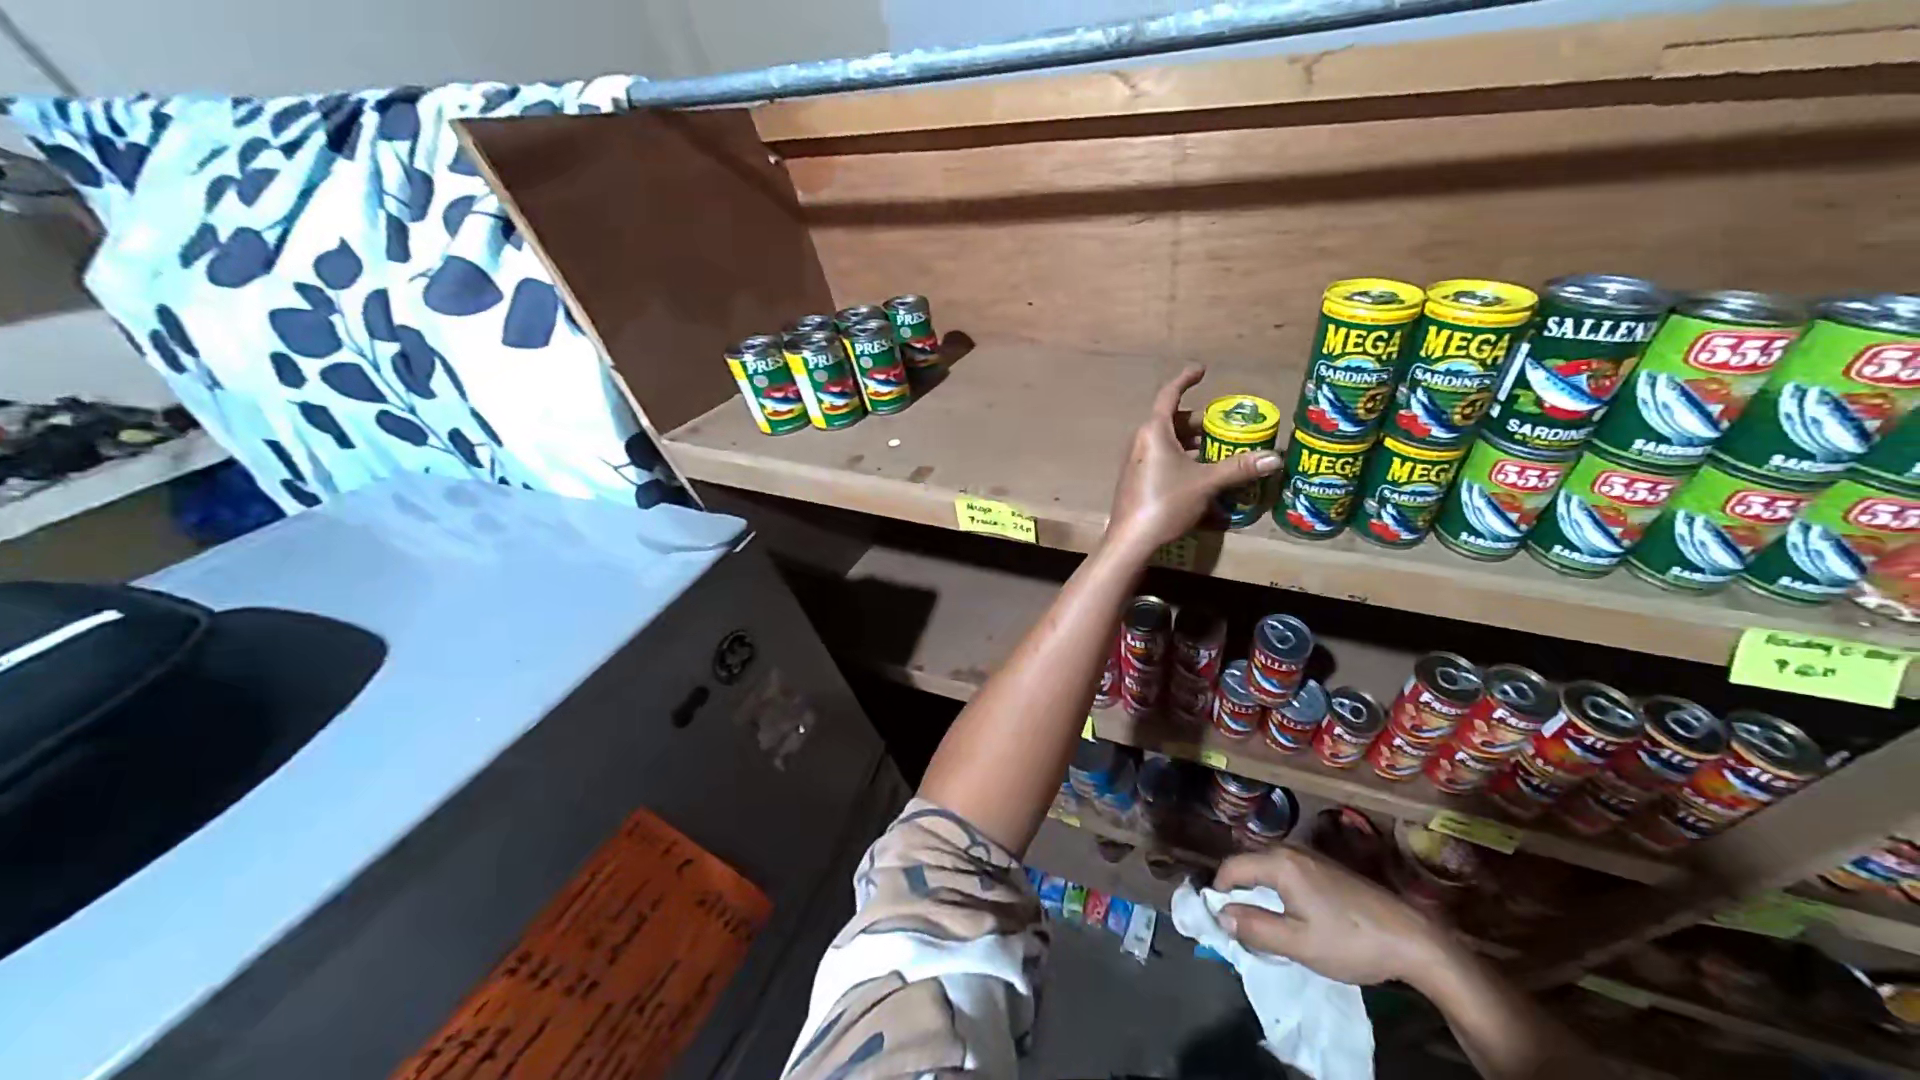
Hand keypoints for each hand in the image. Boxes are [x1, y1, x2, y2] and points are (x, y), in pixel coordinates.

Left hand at [1105, 364, 1280, 556]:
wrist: (1131, 539)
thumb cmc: (1165, 502)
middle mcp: (1141, 442)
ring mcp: (1136, 462)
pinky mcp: (1137, 480)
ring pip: (1167, 441)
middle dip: (1198, 421)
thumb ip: (1238, 468)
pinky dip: (1181, 458)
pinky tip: (1200, 474)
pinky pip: (1161, 458)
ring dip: (1191, 442)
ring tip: (1217, 449)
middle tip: (1224, 426)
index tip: (1201, 370)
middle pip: (1171, 421)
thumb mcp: (1206, 483)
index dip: (1186, 379)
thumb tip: (1275, 457)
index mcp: (1153, 432)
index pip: (1169, 394)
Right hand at [1213, 846, 1453, 988]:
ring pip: (1267, 869)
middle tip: (1241, 927)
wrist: (1414, 941)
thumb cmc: (1351, 943)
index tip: (1220, 921)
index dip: (1218, 893)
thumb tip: (1221, 915)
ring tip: (1265, 925)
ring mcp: (1311, 857)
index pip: (1231, 868)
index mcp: (1280, 863)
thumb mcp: (1298, 944)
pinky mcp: (1327, 868)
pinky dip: (1278, 890)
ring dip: (1259, 892)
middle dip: (1238, 892)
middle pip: (1248, 865)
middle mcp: (1291, 850)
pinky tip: (1292, 916)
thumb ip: (1254, 928)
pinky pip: (1287, 872)